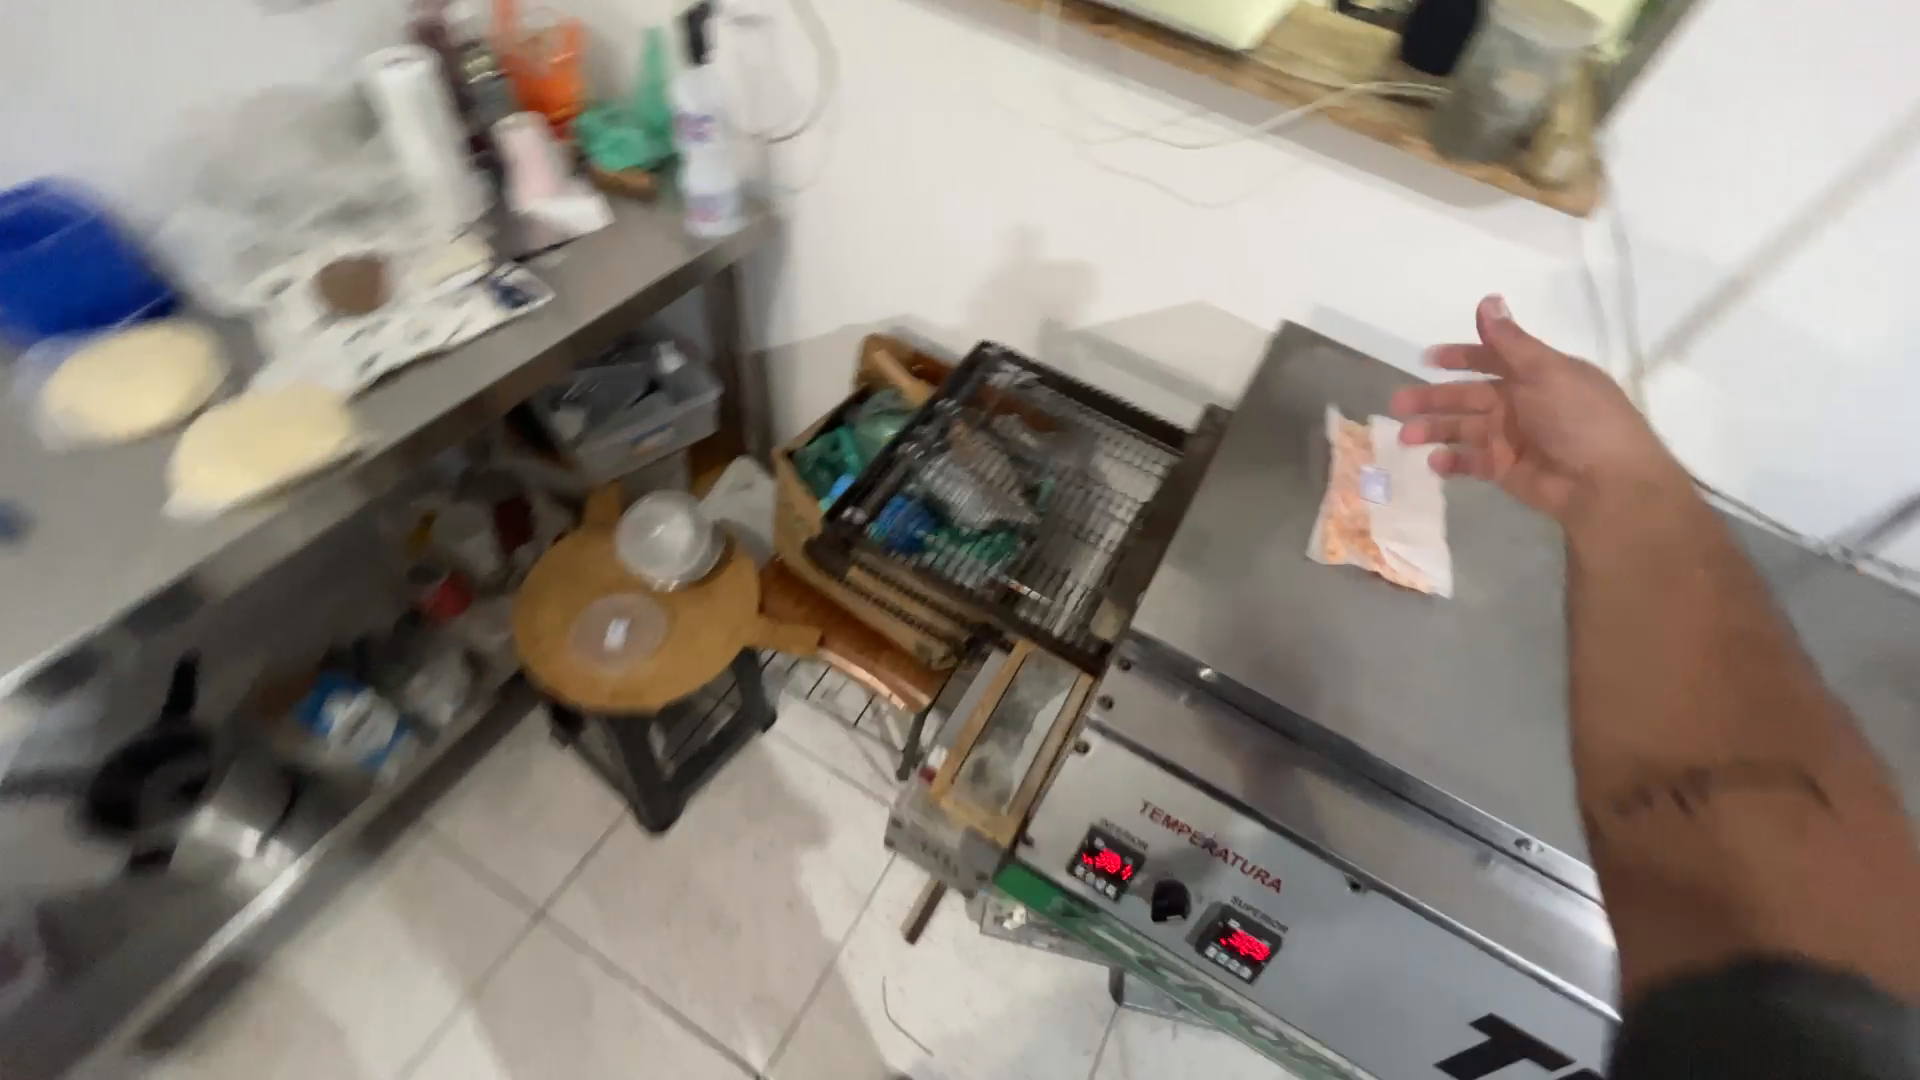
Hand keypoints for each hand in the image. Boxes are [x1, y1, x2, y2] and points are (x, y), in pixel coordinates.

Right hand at [1390, 295, 1684, 525]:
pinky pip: (1467, 462)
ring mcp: (1508, 438)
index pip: (1491, 361)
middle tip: (1397, 404)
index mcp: (1535, 376)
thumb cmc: (1579, 419)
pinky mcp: (1501, 468)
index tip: (1427, 359)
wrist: (1603, 482)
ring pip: (1459, 428)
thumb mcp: (1546, 372)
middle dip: (1431, 399)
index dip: (1460, 358)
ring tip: (1406, 437)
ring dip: (1432, 430)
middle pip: (1466, 397)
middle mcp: (1519, 404)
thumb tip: (1487, 300)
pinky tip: (1435, 461)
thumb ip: (1509, 342)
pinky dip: (1449, 461)